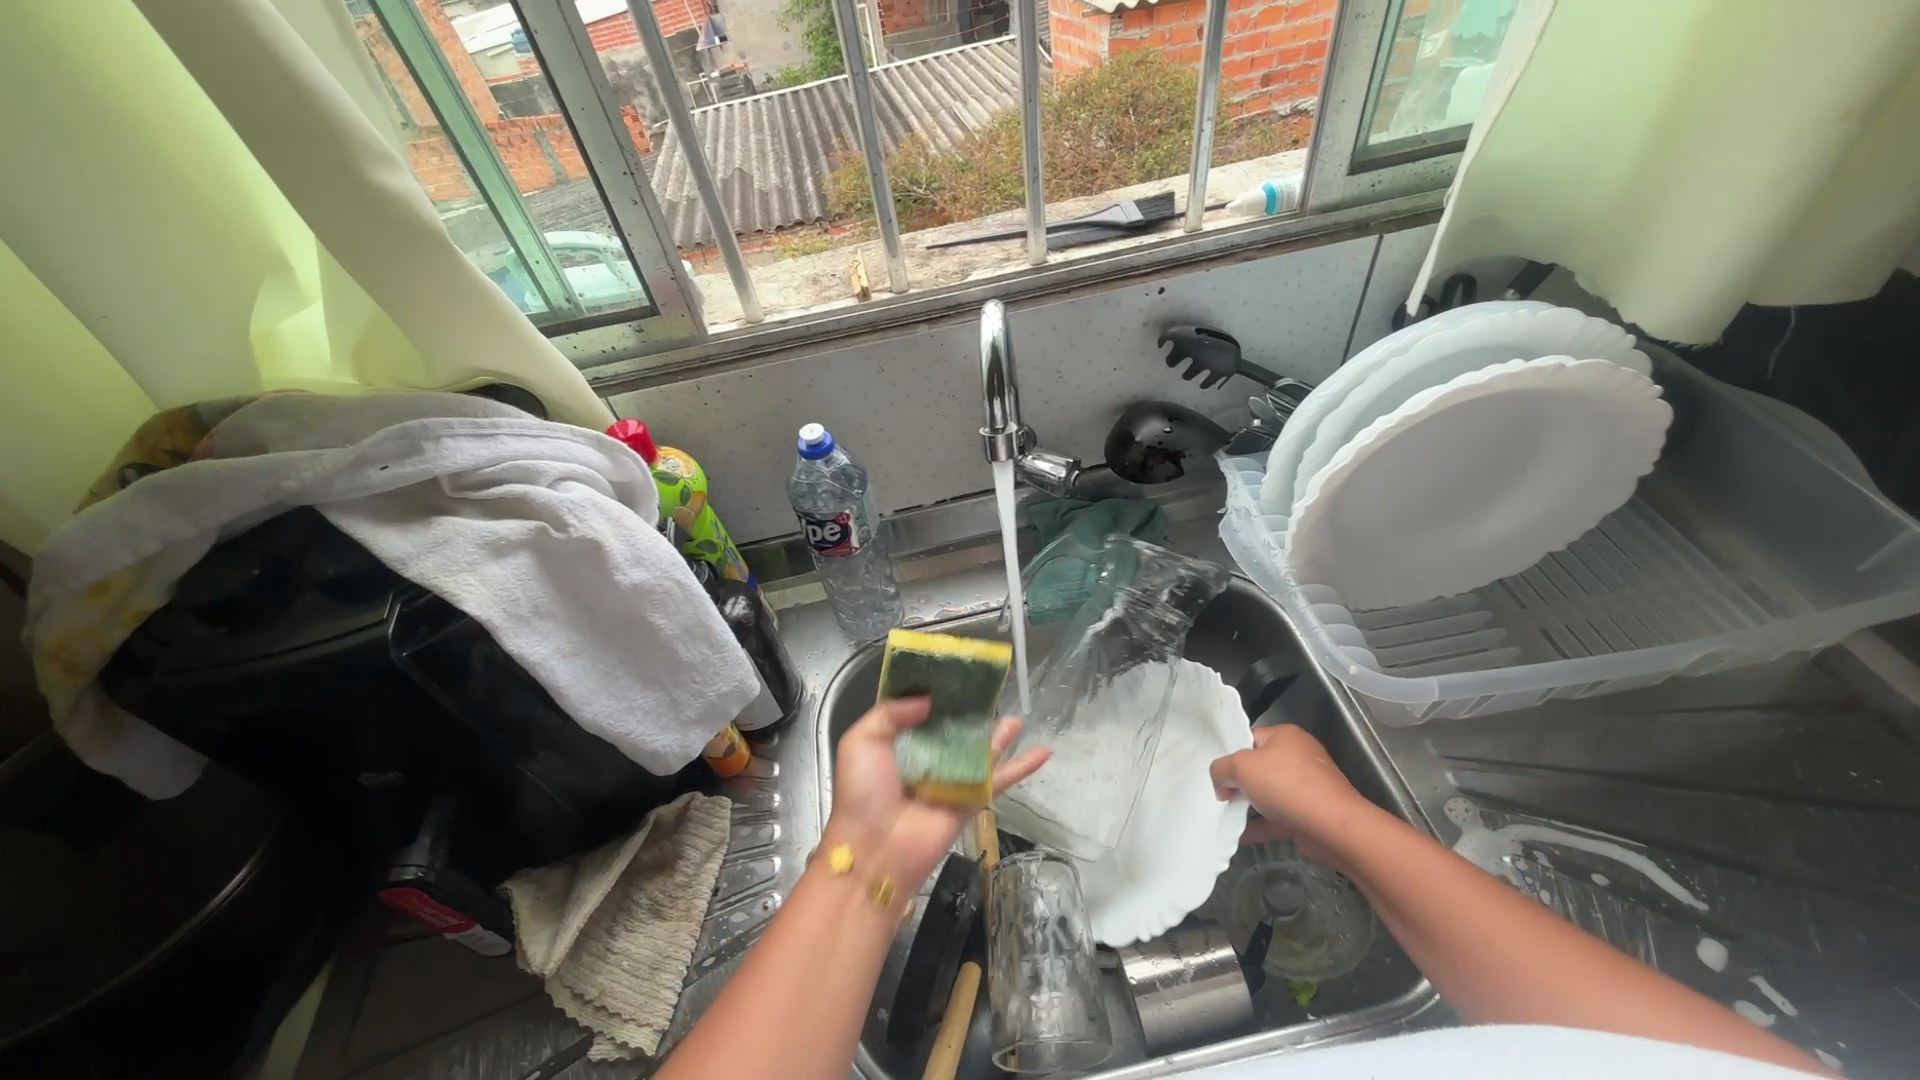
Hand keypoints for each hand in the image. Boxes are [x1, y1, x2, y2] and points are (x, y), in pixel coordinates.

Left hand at [828, 697, 1048, 889]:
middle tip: (990, 693)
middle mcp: (927, 760)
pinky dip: (1022, 767)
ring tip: (1017, 718)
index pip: (921, 714)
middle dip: (972, 714)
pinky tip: (1043, 751)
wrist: (877, 848)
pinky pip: (1000, 780)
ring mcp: (952, 781)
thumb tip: (928, 699)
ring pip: (982, 752)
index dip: (937, 695)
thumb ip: (890, 712)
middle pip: (956, 731)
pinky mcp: (971, 801)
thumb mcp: (862, 740)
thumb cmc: (864, 792)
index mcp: (898, 745)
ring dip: (1000, 736)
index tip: (954, 672)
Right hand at [1210, 724, 1371, 863]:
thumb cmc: (1286, 786)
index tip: (1218, 774)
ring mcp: (1306, 786)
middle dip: (1238, 783)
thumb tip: (1221, 782)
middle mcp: (1298, 756)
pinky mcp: (1309, 813)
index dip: (1230, 754)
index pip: (1249, 738)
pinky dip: (1261, 825)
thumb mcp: (1241, 767)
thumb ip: (1221, 768)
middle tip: (1221, 796)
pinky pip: (1278, 816)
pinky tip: (1241, 836)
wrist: (1334, 827)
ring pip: (1268, 793)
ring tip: (1226, 817)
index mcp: (1284, 736)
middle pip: (1258, 767)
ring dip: (1248, 806)